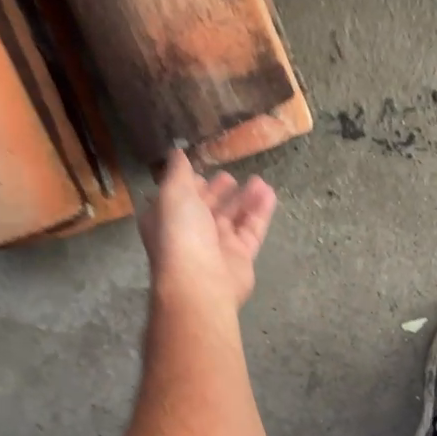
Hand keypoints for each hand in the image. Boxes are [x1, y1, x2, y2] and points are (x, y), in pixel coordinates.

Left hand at [138, 148, 276, 306]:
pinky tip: (269, 193)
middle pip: (208, 209)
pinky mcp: (241, 256)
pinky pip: (252, 230)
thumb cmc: (180, 234)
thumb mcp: (173, 193)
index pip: (179, 199)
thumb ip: (178, 172)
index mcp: (168, 219)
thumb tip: (177, 153)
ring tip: (259, 181)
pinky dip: (260, 212)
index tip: (201, 171)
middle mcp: (191, 233)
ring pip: (233, 218)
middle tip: (230, 177)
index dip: (189, 185)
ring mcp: (217, 246)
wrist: (200, 282)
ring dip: (245, 199)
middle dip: (218, 192)